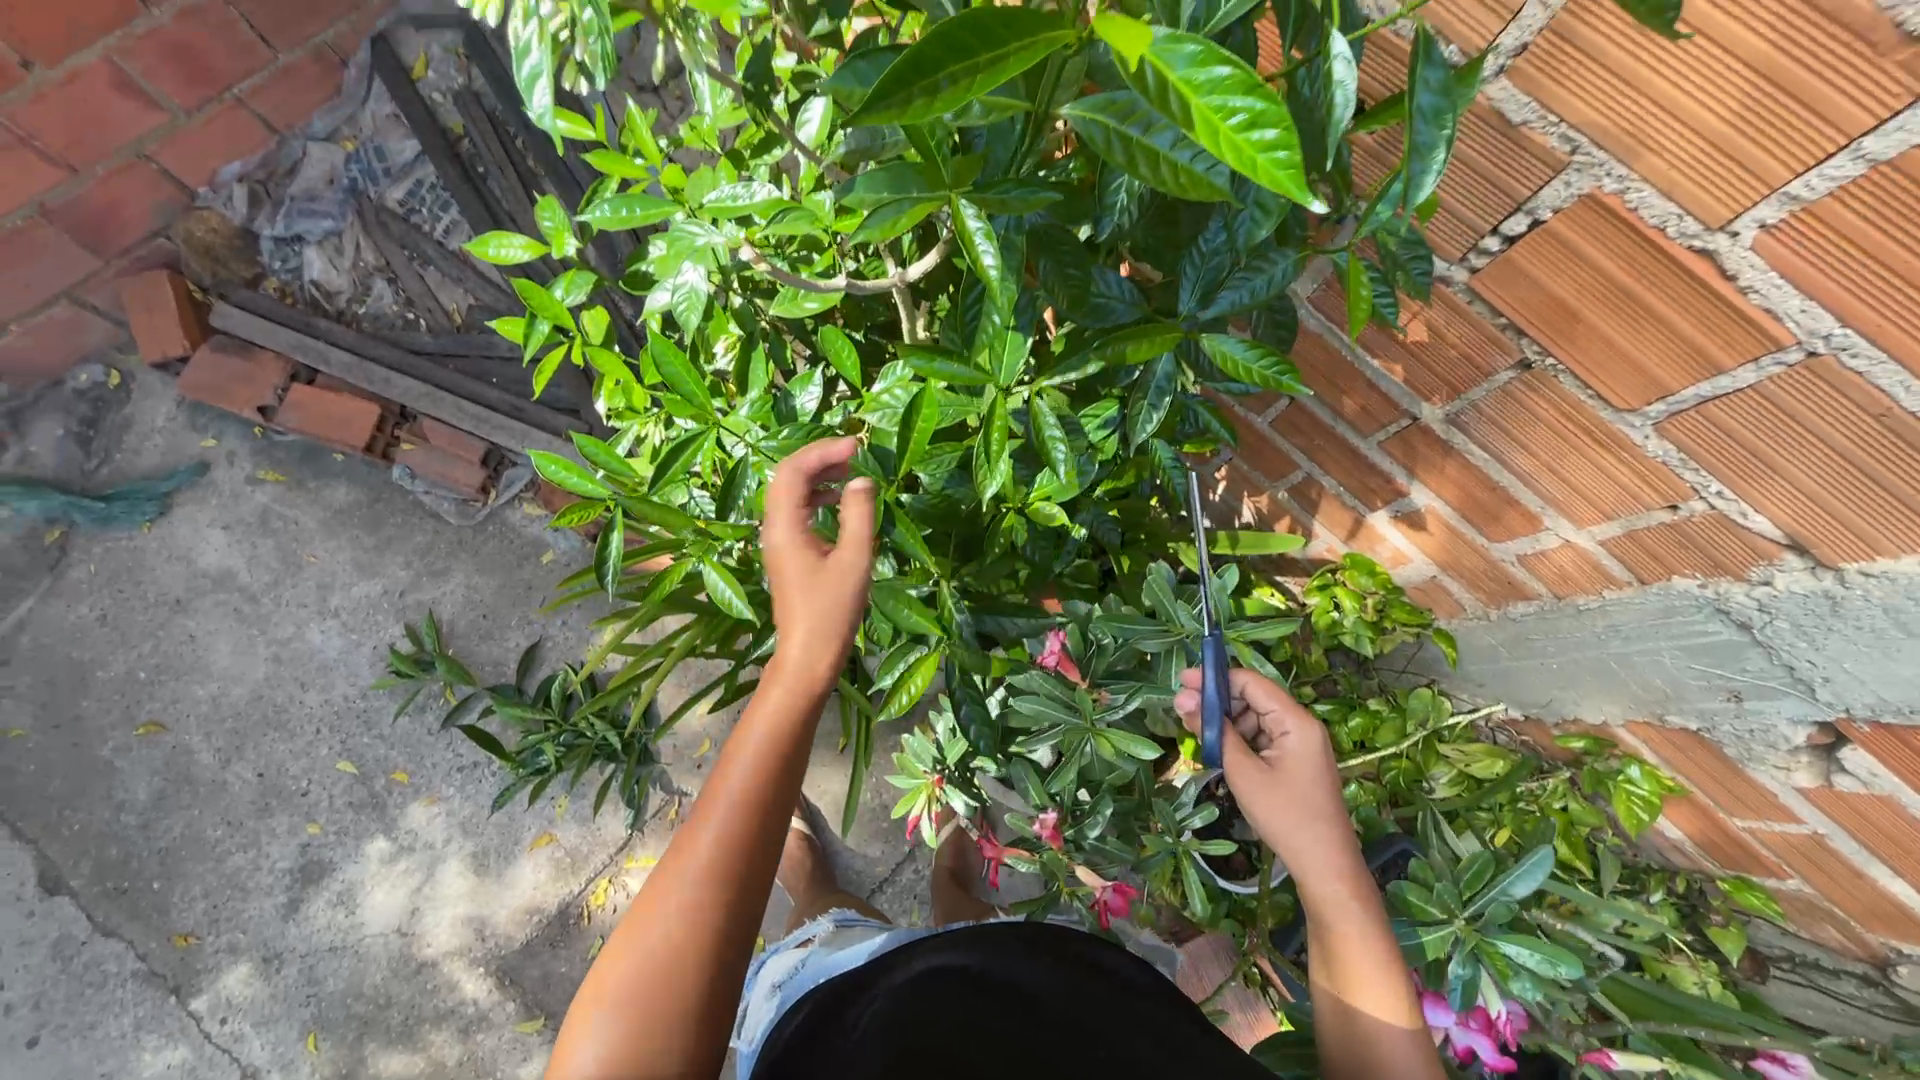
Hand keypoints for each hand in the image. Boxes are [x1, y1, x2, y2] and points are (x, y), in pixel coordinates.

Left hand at [761, 437, 877, 679]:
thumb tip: (862, 480)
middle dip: (820, 459)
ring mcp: (777, 541)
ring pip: (791, 493)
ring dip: (819, 477)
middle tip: (856, 453)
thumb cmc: (832, 611)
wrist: (809, 654)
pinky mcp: (786, 552)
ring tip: (851, 472)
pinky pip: (796, 511)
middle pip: (788, 477)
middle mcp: (773, 528)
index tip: (857, 445)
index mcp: (784, 526)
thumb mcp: (854, 560)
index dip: (823, 451)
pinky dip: (816, 498)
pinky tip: (840, 501)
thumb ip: (859, 515)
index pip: (793, 470)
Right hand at [1174, 668, 1362, 885]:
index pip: (1251, 682)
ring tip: (1197, 734)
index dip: (1215, 678)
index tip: (1182, 680)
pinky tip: (1219, 750)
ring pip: (1256, 718)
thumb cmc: (1284, 815)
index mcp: (1295, 721)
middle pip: (1254, 698)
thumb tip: (1182, 699)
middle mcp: (1301, 724)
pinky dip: (1240, 740)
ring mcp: (1301, 743)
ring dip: (1227, 722)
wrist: (1324, 863)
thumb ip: (1213, 731)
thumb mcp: (1242, 772)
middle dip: (1218, 702)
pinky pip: (1264, 737)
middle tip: (1183, 709)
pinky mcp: (1296, 760)